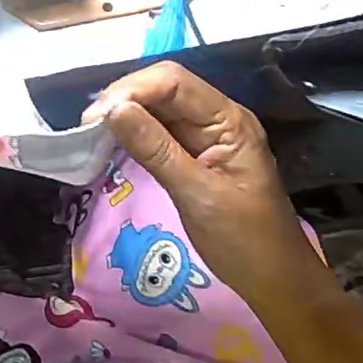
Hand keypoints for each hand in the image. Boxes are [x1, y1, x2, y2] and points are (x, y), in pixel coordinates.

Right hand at [82, 62, 301, 271]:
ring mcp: (203, 135)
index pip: (174, 82)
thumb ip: (155, 150)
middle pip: (163, 88)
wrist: (274, 280)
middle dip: (123, 98)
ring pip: (155, 107)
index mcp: (229, 121)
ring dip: (123, 113)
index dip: (132, 89)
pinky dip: (130, 131)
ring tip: (92, 132)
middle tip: (88, 125)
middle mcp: (216, 118)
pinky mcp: (190, 152)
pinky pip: (155, 129)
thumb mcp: (198, 196)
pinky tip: (109, 141)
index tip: (97, 116)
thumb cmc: (245, 241)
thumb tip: (113, 110)